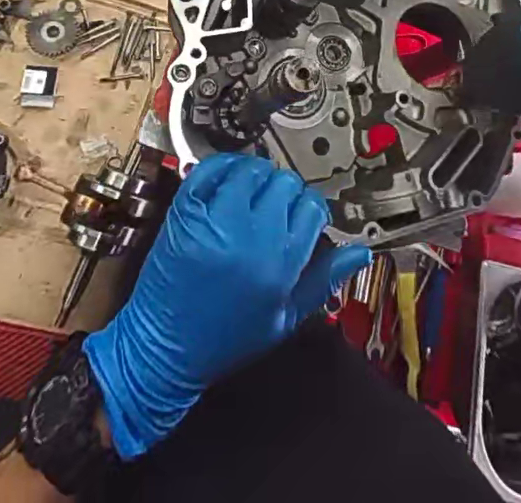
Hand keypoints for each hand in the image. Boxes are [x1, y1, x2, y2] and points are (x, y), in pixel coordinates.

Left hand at [83, 152, 371, 458]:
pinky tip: (229, 179)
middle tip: (277, 207)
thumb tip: (361, 252)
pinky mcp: (185, 215)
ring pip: (252, 170)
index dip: (312, 209)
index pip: (312, 207)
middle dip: (287, 192)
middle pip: (285, 183)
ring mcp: (216, 222)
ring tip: (253, 193)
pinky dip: (223, 166)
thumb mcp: (285, 319)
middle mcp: (252, 236)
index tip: (302, 216)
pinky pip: (210, 171)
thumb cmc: (227, 339)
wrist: (160, 354)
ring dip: (258, 176)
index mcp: (281, 263)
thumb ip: (325, 280)